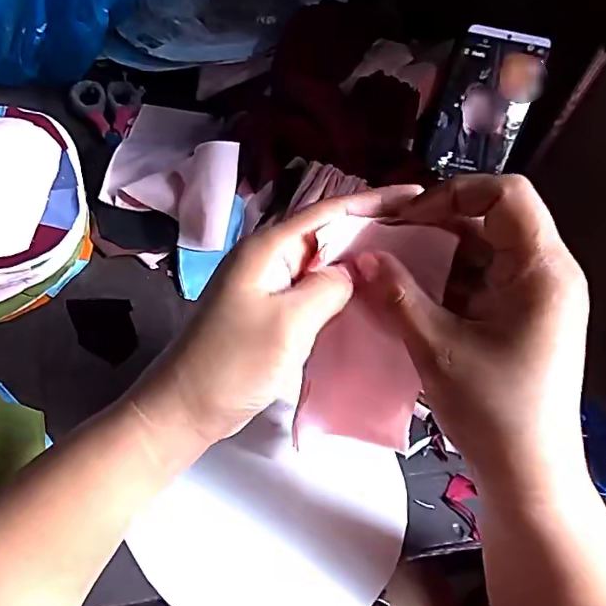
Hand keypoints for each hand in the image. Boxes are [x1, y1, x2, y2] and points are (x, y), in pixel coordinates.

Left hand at [128, 185, 425, 448]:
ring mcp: (267, 285)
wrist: (185, 407)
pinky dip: (341, 289)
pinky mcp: (270, 311)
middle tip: (420, 231)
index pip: (328, 211)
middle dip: (371, 228)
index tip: (416, 197)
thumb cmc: (232, 363)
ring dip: (359, 260)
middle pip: (327, 232)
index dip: (373, 201)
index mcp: (267, 248)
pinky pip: (313, 290)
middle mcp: (267, 258)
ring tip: (405, 259)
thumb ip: (329, 288)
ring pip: (322, 263)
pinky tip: (368, 297)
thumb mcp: (289, 323)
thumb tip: (355, 270)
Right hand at [352, 175, 588, 490]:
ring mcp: (539, 298)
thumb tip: (363, 257)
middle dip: (439, 225)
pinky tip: (415, 296)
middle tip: (392, 241)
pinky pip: (485, 281)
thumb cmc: (494, 411)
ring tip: (396, 269)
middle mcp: (549, 275)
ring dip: (440, 256)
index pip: (509, 194)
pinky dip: (450, 282)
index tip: (410, 218)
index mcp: (543, 271)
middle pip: (495, 220)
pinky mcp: (525, 319)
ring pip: (486, 252)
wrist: (529, 472)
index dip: (455, 193)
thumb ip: (398, 296)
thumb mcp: (437, 348)